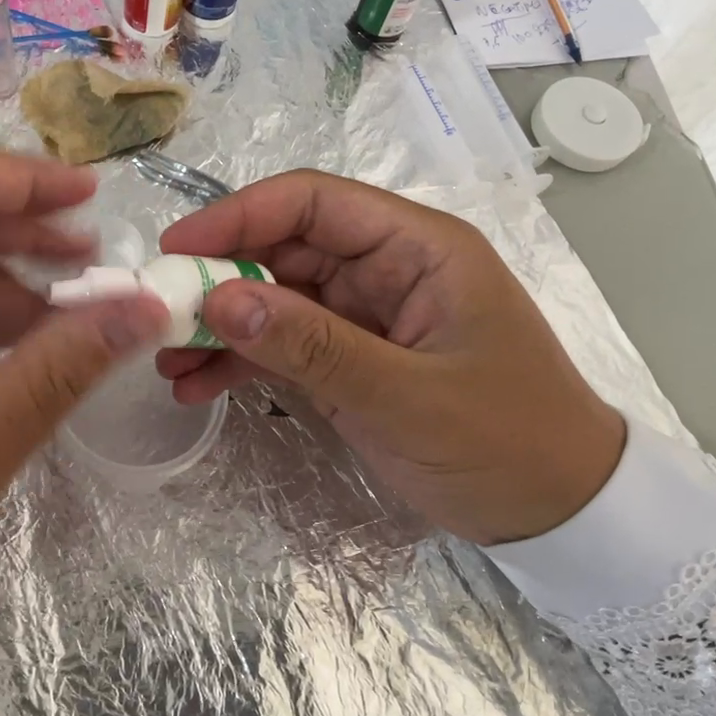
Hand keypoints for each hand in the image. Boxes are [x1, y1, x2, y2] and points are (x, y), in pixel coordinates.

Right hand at [155, 170, 623, 545]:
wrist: (557, 512)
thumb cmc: (504, 441)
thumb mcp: (406, 395)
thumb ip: (312, 346)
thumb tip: (217, 300)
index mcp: (416, 248)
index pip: (312, 203)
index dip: (238, 216)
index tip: (174, 251)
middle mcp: (385, 269)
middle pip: (282, 249)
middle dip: (217, 279)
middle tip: (158, 318)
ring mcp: (365, 316)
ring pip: (274, 298)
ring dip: (220, 325)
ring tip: (167, 362)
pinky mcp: (351, 359)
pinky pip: (284, 344)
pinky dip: (241, 361)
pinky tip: (198, 386)